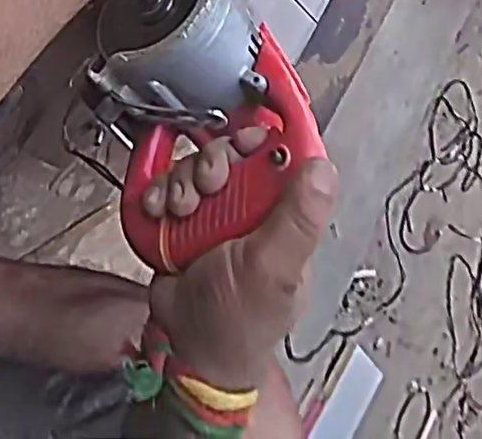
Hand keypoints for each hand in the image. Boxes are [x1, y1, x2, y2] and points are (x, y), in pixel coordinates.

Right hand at [143, 136, 336, 391]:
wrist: (186, 342)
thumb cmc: (239, 319)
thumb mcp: (274, 268)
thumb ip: (298, 220)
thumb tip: (323, 170)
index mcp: (281, 214)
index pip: (278, 155)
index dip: (260, 139)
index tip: (243, 141)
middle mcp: (248, 206)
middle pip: (228, 151)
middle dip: (211, 163)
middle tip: (208, 187)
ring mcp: (212, 209)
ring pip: (193, 164)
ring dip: (181, 183)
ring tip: (181, 212)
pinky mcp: (181, 214)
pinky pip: (165, 183)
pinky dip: (158, 194)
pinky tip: (161, 214)